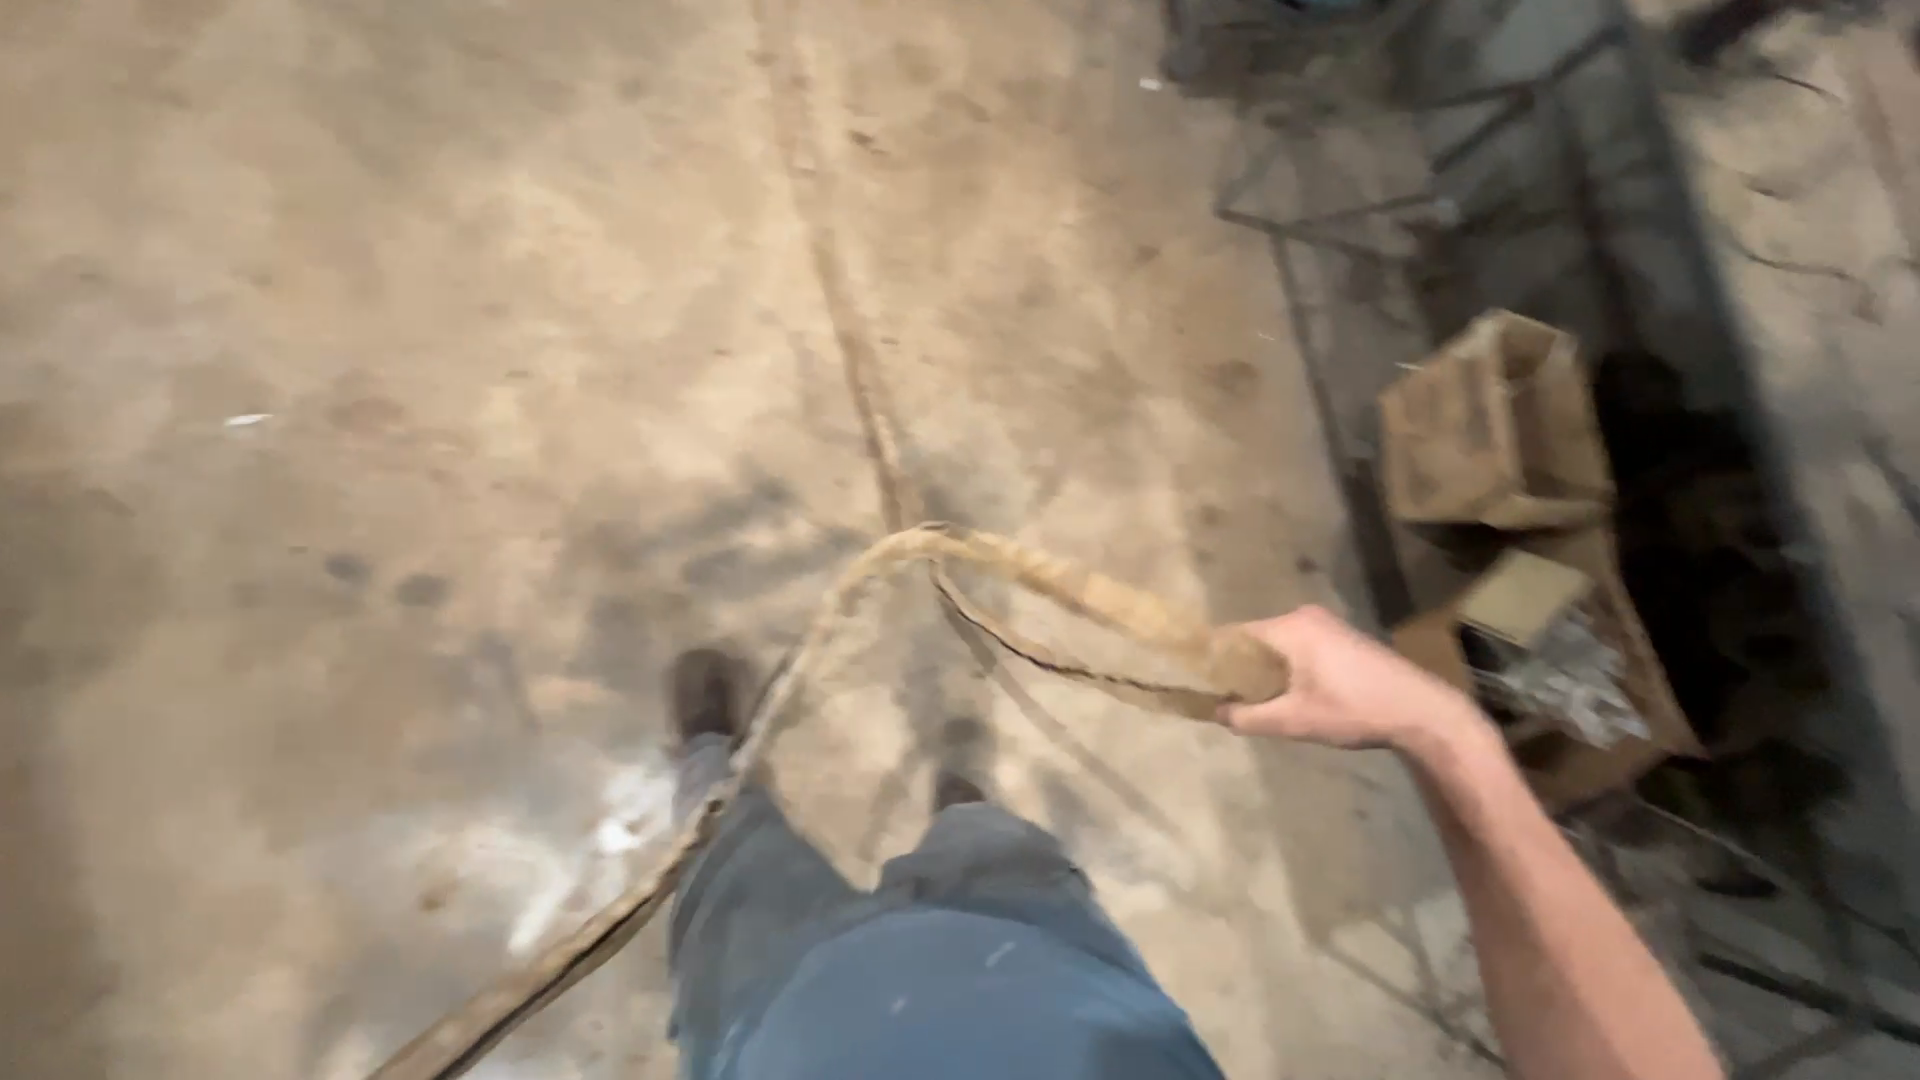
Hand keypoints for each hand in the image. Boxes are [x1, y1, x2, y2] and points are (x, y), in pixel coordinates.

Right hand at [1220, 605, 1483, 751]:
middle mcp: (1304, 616)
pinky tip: (1288, 692)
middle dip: (1240, 666)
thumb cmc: (1354, 711)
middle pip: (1255, 638)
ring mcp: (1327, 625)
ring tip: (1254, 698)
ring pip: (1278, 643)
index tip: (1202, 682)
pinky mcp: (1343, 637)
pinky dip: (1287, 666)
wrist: (1425, 713)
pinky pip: (1298, 646)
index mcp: (1289, 627)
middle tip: (1227, 696)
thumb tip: (1217, 713)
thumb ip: (1248, 717)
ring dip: (1265, 668)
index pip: (1234, 635)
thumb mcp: (1294, 721)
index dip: (1215, 658)